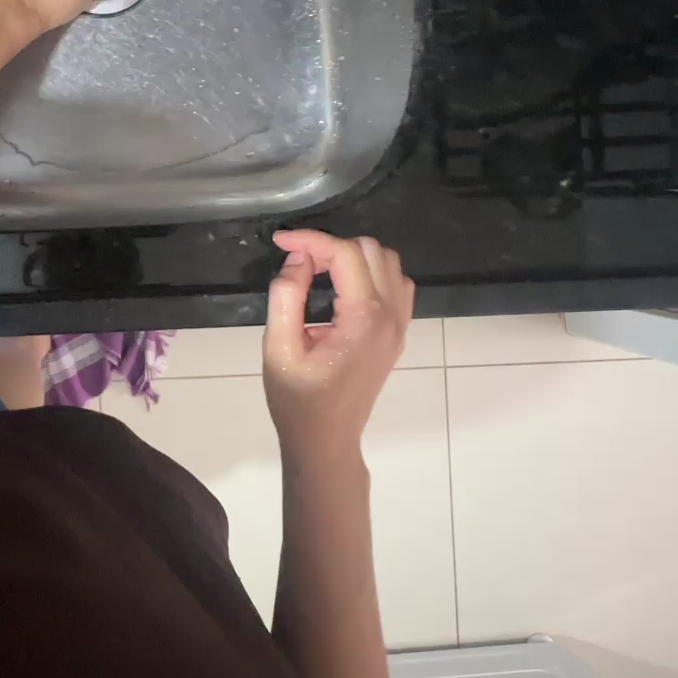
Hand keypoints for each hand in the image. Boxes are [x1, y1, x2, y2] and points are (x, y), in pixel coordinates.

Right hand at [262, 230, 415, 466]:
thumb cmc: (297, 399)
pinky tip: (342, 285)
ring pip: (387, 261)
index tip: (278, 241)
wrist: (325, 439)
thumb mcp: (277, 347)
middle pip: (370, 250)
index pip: (345, 253)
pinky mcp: (397, 332)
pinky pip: (395, 283)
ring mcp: (399, 325)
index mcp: (363, 319)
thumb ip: (287, 296)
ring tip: (317, 269)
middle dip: (329, 244)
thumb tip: (298, 258)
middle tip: (296, 259)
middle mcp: (390, 317)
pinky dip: (369, 271)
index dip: (310, 238)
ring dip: (352, 255)